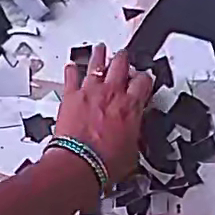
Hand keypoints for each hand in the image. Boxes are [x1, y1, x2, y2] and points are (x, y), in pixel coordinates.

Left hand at [54, 44, 154, 181]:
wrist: (79, 165)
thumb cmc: (104, 162)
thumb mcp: (132, 152)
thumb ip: (134, 136)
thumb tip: (133, 141)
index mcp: (131, 106)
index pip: (144, 81)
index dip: (145, 78)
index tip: (143, 78)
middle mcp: (111, 93)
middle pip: (121, 64)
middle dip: (124, 59)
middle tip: (123, 57)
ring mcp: (90, 92)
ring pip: (97, 63)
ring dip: (100, 55)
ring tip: (100, 49)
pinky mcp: (70, 97)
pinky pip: (70, 77)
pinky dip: (71, 70)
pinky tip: (70, 66)